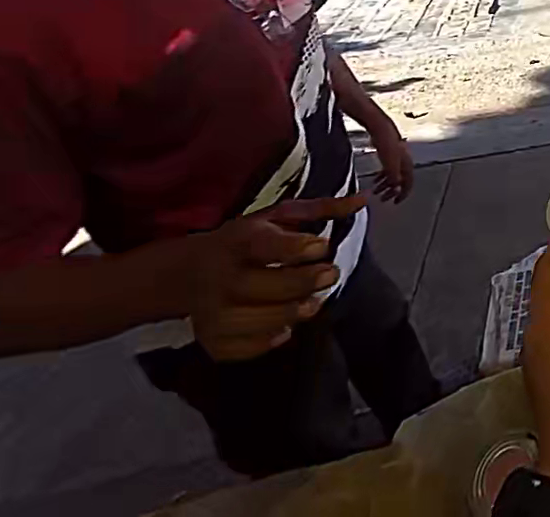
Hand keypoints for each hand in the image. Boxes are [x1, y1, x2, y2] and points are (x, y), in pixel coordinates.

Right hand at [184, 194, 367, 361]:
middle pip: (254, 286)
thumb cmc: (248, 240)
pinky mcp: (206, 336)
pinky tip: (284, 330)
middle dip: (300, 283)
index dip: (297, 248)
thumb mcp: (282, 215)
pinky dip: (259, 344)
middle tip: (330, 276)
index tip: (323, 247)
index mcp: (240, 241)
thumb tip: (362, 201)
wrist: (188, 271)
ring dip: (284, 315)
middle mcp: (219, 277)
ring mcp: (208, 311)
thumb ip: (323, 208)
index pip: (264, 245)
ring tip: (313, 304)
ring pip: (242, 321)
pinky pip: (230, 348)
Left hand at [371, 127, 415, 202]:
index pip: (409, 182)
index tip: (395, 202)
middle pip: (402, 180)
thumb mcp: (390, 164)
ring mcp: (398, 158)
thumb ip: (394, 176)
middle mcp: (405, 162)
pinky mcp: (390, 154)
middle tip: (383, 199)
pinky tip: (375, 180)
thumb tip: (397, 189)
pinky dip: (383, 177)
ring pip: (394, 175)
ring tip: (376, 191)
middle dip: (393, 191)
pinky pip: (388, 169)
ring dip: (386, 185)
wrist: (382, 130)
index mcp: (407, 165)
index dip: (403, 193)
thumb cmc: (387, 145)